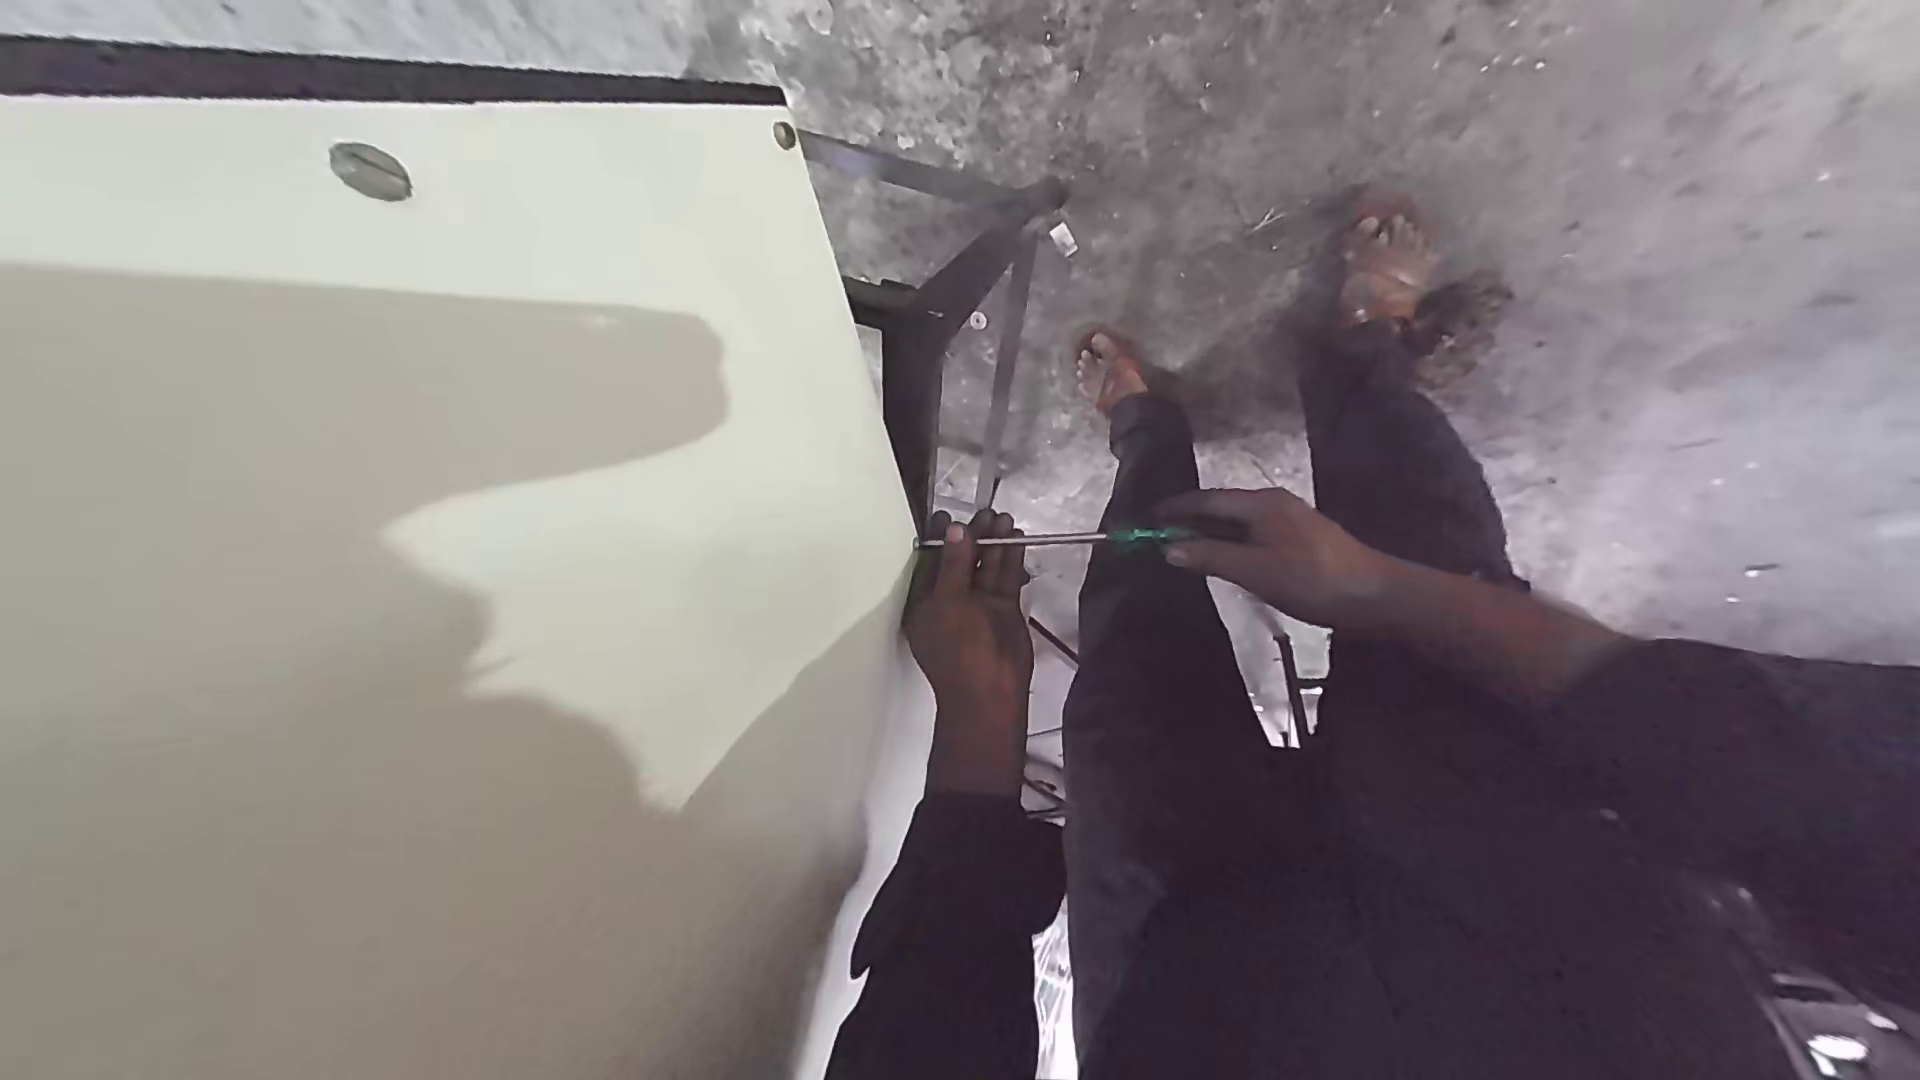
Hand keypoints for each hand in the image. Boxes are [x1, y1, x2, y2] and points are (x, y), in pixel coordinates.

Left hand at [906, 509, 1033, 795]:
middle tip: (984, 512)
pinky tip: (1015, 537)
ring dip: (993, 543)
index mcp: (925, 601)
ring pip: (985, 566)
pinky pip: (1004, 577)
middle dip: (971, 535)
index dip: (937, 538)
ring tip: (1002, 517)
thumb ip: (953, 565)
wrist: (990, 692)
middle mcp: (950, 599)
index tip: (945, 514)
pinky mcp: (1003, 608)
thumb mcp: (947, 603)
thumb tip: (956, 529)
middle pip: (960, 559)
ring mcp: (978, 604)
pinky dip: (1011, 557)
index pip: (929, 561)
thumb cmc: (957, 649)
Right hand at [1156, 488, 1393, 628]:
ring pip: (1235, 522)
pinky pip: (1249, 534)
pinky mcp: (1295, 538)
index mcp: (1261, 504)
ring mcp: (1286, 520)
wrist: (1376, 596)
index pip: (1207, 499)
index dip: (1175, 508)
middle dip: (1188, 519)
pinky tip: (1217, 556)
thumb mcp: (1254, 570)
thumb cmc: (1311, 579)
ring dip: (1207, 533)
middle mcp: (1271, 504)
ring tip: (1179, 546)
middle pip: (1220, 508)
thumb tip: (1168, 548)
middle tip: (1158, 534)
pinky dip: (1226, 542)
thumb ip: (1209, 557)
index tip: (1148, 517)